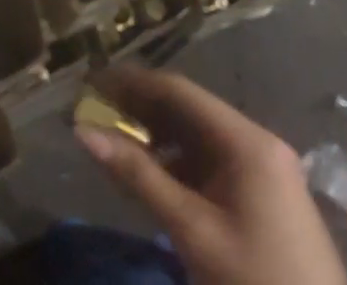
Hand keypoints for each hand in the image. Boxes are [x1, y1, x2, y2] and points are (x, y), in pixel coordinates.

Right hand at [74, 67, 346, 284]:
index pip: (179, 92)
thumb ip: (137, 175)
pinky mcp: (262, 193)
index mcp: (247, 142)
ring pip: (197, 135)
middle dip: (139, 107)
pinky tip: (147, 171)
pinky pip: (210, 160)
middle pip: (188, 110)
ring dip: (154, 133)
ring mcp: (263, 169)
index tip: (89, 81)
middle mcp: (258, 144)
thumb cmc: (254, 278)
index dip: (131, 82)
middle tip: (91, 108)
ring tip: (110, 138)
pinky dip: (175, 159)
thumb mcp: (190, 227)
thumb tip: (83, 130)